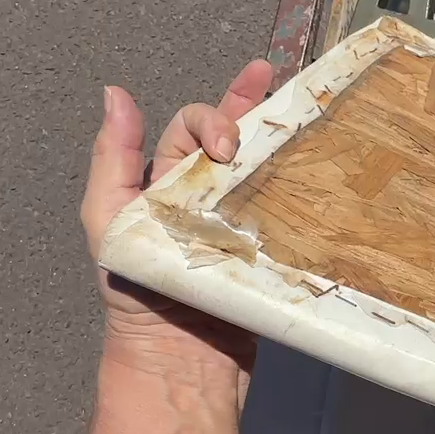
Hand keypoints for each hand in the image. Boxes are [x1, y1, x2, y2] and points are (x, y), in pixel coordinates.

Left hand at [80, 59, 275, 385]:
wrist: (185, 360)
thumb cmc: (138, 296)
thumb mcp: (110, 224)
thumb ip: (113, 162)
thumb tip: (115, 93)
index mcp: (167, 184)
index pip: (189, 129)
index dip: (211, 118)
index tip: (226, 148)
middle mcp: (210, 194)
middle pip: (234, 135)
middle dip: (249, 99)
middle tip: (271, 73)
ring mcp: (246, 219)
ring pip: (267, 163)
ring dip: (281, 132)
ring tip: (306, 103)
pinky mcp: (275, 246)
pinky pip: (291, 206)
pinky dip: (307, 180)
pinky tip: (324, 157)